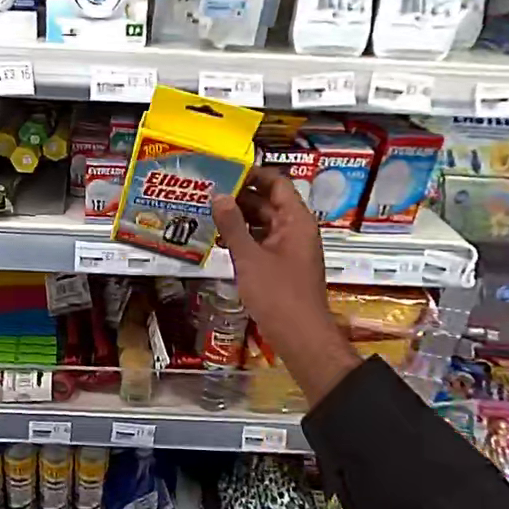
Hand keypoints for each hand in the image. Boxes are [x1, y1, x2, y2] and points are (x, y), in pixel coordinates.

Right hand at [211, 168, 356, 401]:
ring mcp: (290, 249)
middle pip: (269, 202)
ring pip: (263, 223)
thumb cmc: (279, 295)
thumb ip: (232, 225)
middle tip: (209, 190)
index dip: (253, 174)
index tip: (225, 171)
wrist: (300, 337)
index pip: (277, 183)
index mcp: (296, 221)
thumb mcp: (250, 257)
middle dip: (240, 196)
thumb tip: (218, 195)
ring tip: (208, 212)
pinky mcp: (282, 266)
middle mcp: (296, 230)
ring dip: (239, 218)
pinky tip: (219, 239)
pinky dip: (243, 238)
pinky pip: (262, 242)